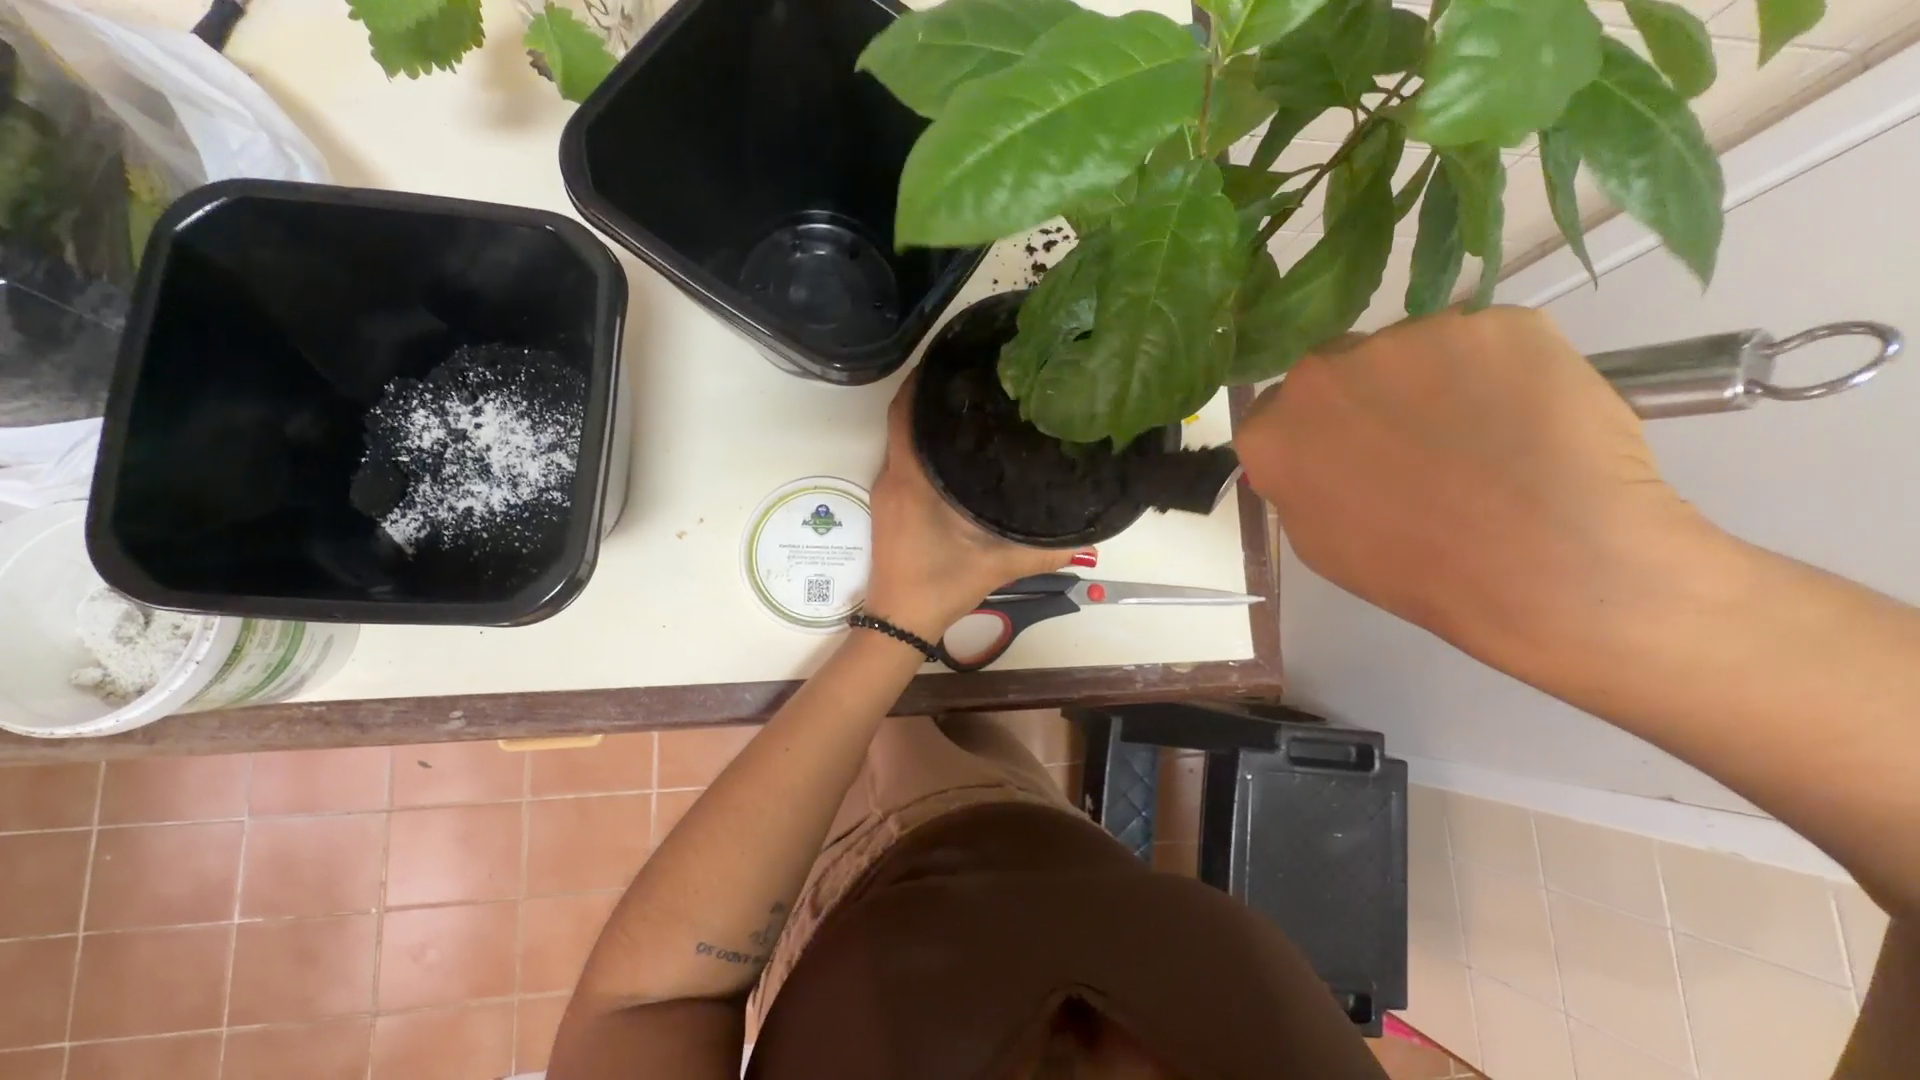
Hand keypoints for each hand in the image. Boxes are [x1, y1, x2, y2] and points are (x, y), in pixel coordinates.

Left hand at [863, 373, 1071, 641]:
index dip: (922, 379)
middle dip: (933, 393)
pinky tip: (957, 445)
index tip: (952, 357)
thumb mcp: (995, 566)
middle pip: (904, 418)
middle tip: (975, 376)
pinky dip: (922, 444)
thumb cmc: (938, 587)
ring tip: (971, 403)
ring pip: (902, 439)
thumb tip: (1087, 540)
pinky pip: (902, 458)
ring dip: (927, 419)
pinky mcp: (889, 504)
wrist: (897, 622)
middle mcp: (892, 477)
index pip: (905, 412)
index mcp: (910, 480)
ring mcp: (886, 491)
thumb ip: (1042, 551)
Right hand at [1234, 307, 1726, 670]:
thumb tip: (1319, 457)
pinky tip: (1530, 420)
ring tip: (1488, 438)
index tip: (1350, 456)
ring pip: (1417, 350)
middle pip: (1341, 368)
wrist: (1547, 562)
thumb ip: (1301, 482)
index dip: (1318, 433)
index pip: (1278, 413)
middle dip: (1370, 396)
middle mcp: (1325, 371)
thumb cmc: (1423, 572)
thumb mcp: (1322, 544)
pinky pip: (1489, 342)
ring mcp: (1411, 336)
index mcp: (1275, 431)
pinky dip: (1505, 372)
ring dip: (1438, 381)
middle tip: (1420, 446)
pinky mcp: (1495, 322)